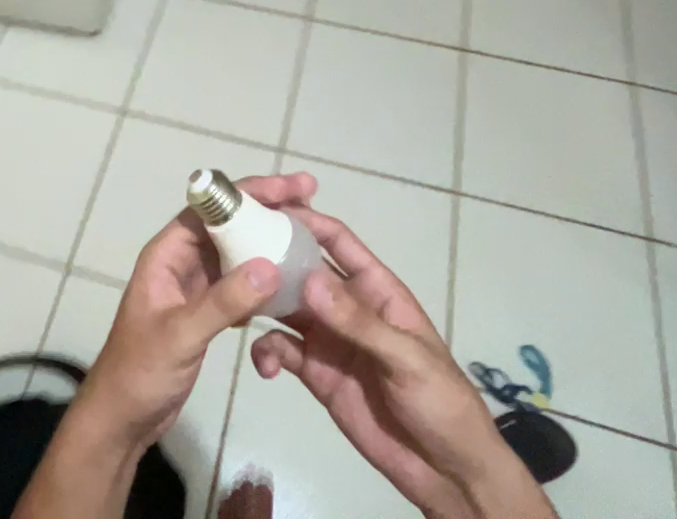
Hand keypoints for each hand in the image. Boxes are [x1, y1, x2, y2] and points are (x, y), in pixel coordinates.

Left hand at [71, 173, 318, 447]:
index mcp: (167, 253)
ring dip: (269, 241)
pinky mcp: (206, 311)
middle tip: (311, 198)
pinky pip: (239, 282)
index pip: (211, 208)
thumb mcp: (182, 334)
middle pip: (228, 223)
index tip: (292, 187)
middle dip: (268, 209)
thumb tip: (272, 266)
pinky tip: (292, 280)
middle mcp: (182, 261)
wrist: (123, 418)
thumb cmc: (140, 370)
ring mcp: (195, 286)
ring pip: (237, 251)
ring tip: (309, 233)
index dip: (250, 192)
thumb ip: (224, 302)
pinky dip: (264, 277)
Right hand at [251, 208, 553, 518]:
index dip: (307, 221)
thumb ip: (357, 321)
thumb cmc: (440, 399)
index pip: (337, 241)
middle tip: (232, 255)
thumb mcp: (405, 357)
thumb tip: (308, 280)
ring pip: (284, 307)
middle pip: (301, 270)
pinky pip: (281, 350)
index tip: (268, 208)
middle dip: (271, 259)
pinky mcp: (315, 371)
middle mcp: (345, 305)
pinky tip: (265, 367)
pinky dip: (266, 352)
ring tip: (240, 310)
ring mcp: (327, 338)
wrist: (444, 469)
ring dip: (262, 304)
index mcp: (374, 289)